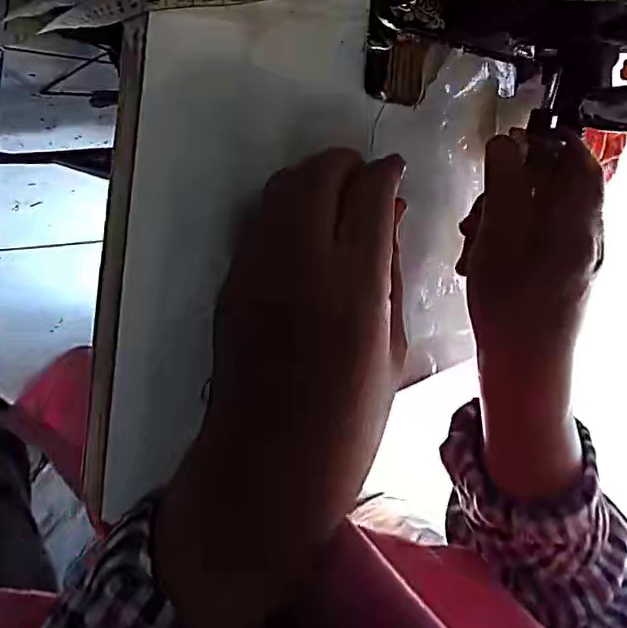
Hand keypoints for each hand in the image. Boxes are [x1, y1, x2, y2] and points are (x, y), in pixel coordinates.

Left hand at [155, 149, 406, 627]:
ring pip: (283, 185)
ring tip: (337, 195)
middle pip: (319, 174)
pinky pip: (263, 218)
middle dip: (346, 162)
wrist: (264, 465)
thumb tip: (391, 211)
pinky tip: (307, 228)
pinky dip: (288, 205)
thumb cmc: (349, 420)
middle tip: (365, 177)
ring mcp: (257, 267)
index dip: (386, 172)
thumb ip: (390, 268)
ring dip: (315, 176)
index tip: (394, 171)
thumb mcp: (392, 346)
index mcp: (353, 286)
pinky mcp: (232, 278)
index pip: (370, 193)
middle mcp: (300, 262)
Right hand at [456, 129, 603, 498]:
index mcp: (579, 223)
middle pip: (556, 184)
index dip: (552, 139)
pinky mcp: (559, 271)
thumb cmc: (512, 307)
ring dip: (503, 209)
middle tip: (482, 198)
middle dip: (514, 181)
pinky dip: (507, 231)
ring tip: (473, 232)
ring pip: (540, 209)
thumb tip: (506, 143)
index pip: (580, 161)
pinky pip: (535, 234)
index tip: (519, 136)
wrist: (525, 370)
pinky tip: (479, 251)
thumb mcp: (499, 237)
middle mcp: (585, 236)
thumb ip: (505, 185)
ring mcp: (574, 255)